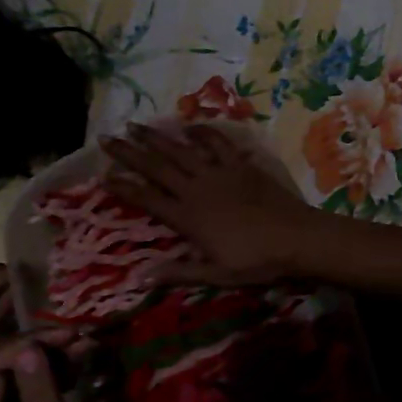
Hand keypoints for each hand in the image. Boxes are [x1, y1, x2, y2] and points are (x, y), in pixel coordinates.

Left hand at [0, 337, 103, 401]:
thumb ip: (42, 395)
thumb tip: (30, 347)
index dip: (22, 348)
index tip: (64, 336)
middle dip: (36, 347)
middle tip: (76, 335)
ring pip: (15, 374)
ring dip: (49, 355)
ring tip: (83, 343)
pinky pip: (29, 387)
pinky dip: (53, 371)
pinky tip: (79, 357)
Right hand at [100, 122, 322, 285]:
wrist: (298, 238)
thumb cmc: (258, 262)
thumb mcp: (217, 275)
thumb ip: (180, 273)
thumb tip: (142, 277)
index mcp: (189, 218)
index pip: (148, 199)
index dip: (124, 187)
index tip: (103, 174)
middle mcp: (198, 189)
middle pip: (157, 167)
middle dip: (129, 152)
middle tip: (106, 136)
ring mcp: (220, 173)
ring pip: (181, 149)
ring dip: (157, 136)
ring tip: (136, 124)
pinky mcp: (241, 165)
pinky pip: (218, 143)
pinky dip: (202, 133)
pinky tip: (189, 126)